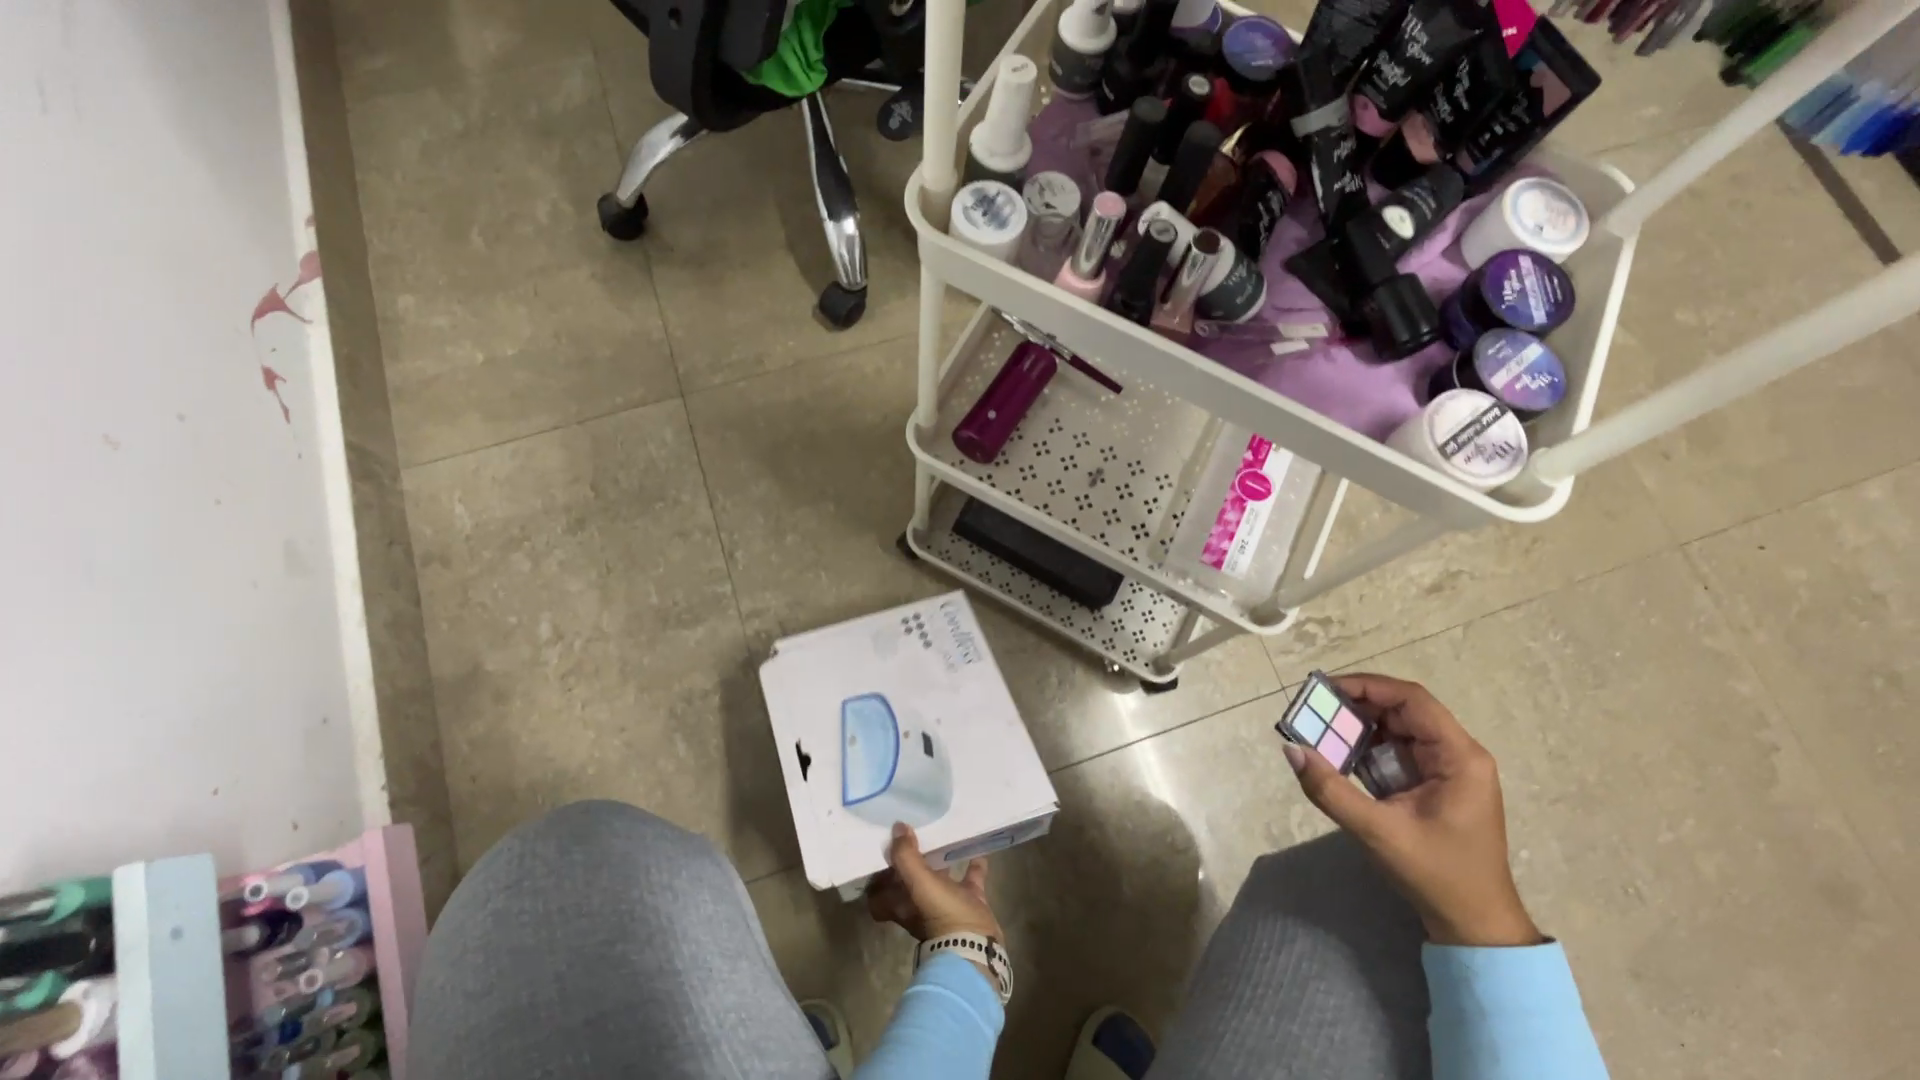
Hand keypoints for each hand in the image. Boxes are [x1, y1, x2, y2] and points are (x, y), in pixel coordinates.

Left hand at [865, 823, 1003, 943]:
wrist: (976, 943)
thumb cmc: (941, 914)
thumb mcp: (919, 883)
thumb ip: (906, 856)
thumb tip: (897, 828)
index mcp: (901, 904)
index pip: (878, 894)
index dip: (876, 877)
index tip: (880, 850)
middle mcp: (919, 905)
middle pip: (908, 882)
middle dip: (909, 860)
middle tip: (912, 833)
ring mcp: (945, 905)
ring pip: (939, 879)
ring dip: (940, 860)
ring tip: (941, 834)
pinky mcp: (968, 902)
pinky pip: (970, 879)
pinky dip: (972, 865)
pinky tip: (976, 847)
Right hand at [1282, 673, 1542, 947]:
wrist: (1475, 924)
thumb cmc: (1436, 875)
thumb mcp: (1378, 832)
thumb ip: (1331, 790)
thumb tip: (1291, 750)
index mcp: (1459, 756)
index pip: (1412, 700)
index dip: (1368, 686)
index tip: (1325, 689)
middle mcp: (1459, 754)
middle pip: (1405, 711)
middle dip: (1358, 706)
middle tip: (1315, 710)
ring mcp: (1449, 770)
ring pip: (1400, 730)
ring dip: (1361, 728)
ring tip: (1321, 730)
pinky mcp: (1437, 785)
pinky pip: (1399, 753)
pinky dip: (1369, 750)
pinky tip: (1341, 757)